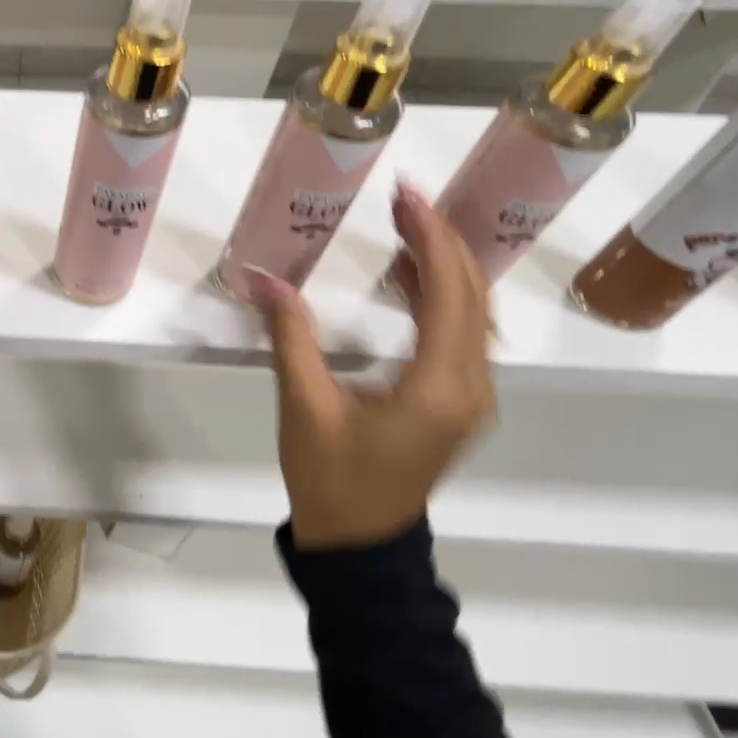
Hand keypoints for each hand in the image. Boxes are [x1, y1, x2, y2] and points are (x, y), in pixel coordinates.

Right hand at [244, 182, 494, 549]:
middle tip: (404, 201)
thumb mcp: (305, 405)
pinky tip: (407, 282)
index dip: (429, 238)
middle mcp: (471, 385)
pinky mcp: (456, 403)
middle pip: (472, 296)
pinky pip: (462, 336)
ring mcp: (469, 396)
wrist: (357, 542)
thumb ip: (290, 337)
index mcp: (440, 385)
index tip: (406, 196)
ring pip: (473, 314)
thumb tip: (264, 280)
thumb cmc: (331, 477)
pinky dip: (441, 299)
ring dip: (444, 268)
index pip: (449, 292)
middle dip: (441, 242)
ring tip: (405, 230)